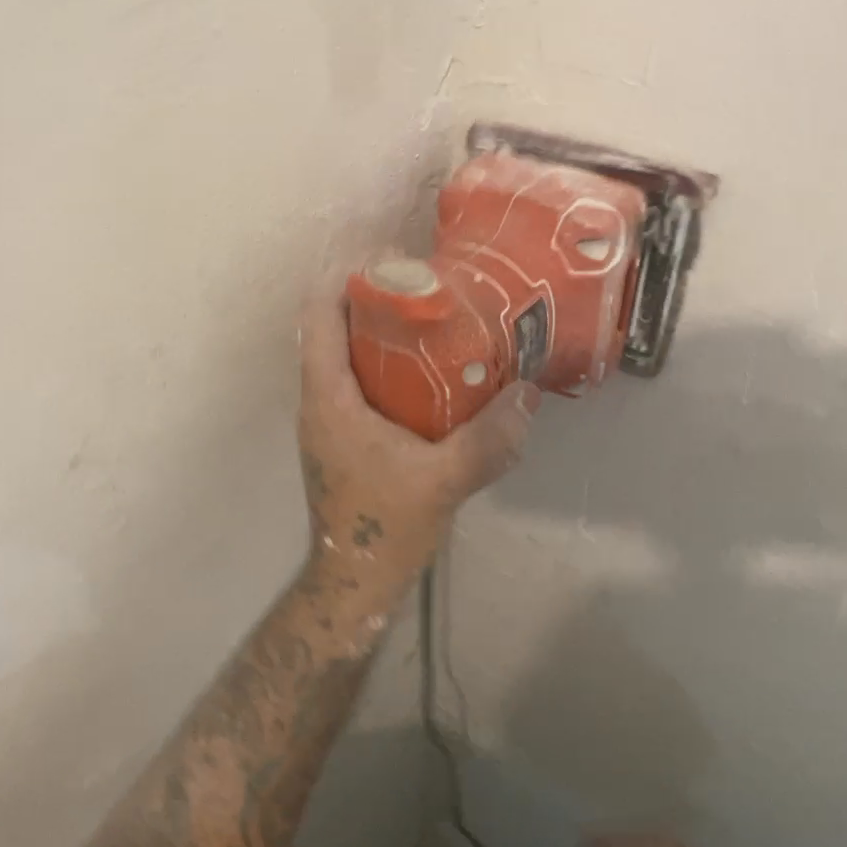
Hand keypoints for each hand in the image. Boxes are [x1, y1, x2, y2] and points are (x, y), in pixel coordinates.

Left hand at [296, 296, 539, 602]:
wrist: (356, 582)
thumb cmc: (385, 529)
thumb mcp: (443, 482)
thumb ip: (488, 439)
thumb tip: (527, 393)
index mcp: (328, 401)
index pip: (320, 318)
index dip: (348, 280)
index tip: (396, 265)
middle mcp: (319, 405)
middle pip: (335, 332)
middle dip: (377, 304)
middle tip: (432, 294)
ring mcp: (327, 426)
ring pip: (347, 361)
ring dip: (383, 339)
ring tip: (437, 326)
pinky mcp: (342, 443)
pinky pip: (358, 389)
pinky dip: (387, 372)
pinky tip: (432, 381)